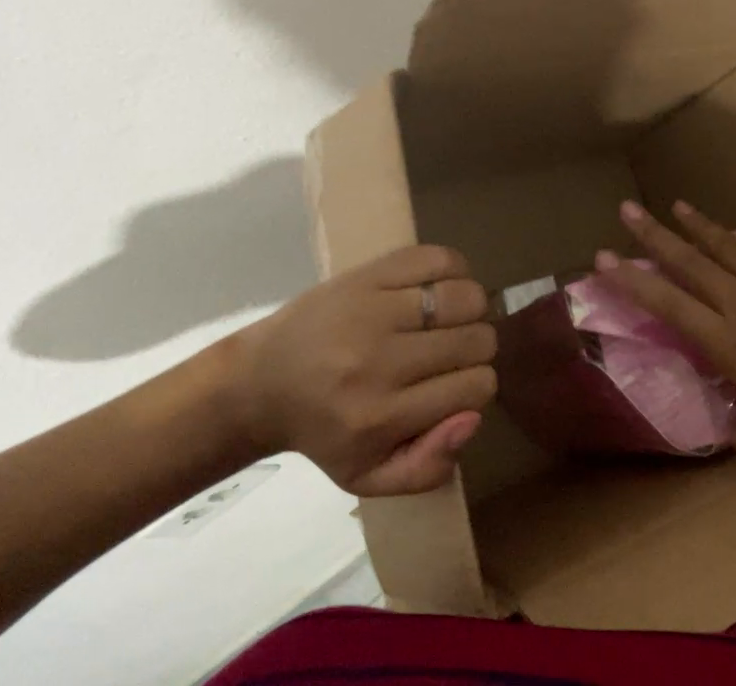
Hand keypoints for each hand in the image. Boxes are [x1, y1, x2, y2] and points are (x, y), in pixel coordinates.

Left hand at [222, 246, 497, 496]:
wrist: (256, 383)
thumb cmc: (323, 432)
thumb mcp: (368, 476)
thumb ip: (428, 468)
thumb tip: (472, 420)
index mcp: (380, 416)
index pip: (477, 386)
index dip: (475, 386)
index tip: (454, 386)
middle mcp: (377, 362)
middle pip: (479, 340)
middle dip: (476, 348)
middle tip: (450, 354)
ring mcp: (371, 312)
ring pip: (468, 297)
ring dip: (469, 310)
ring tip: (447, 322)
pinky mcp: (365, 275)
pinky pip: (441, 259)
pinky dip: (455, 272)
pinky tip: (438, 291)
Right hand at [597, 198, 735, 456]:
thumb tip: (732, 448)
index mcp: (727, 341)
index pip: (669, 307)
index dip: (634, 283)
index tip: (602, 259)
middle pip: (689, 264)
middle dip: (654, 237)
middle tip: (625, 210)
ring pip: (726, 245)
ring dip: (699, 225)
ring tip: (674, 204)